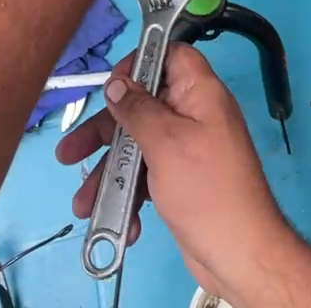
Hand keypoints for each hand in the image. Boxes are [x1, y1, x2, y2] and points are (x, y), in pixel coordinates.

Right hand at [56, 45, 287, 297]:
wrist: (239, 255)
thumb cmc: (205, 189)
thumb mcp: (166, 143)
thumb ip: (138, 109)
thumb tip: (117, 83)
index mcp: (200, 93)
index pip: (171, 56)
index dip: (140, 62)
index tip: (112, 84)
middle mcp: (194, 115)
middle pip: (143, 105)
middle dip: (105, 131)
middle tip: (71, 152)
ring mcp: (187, 149)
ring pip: (139, 144)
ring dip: (111, 172)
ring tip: (81, 202)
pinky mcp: (181, 180)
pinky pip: (148, 174)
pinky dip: (131, 193)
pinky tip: (120, 220)